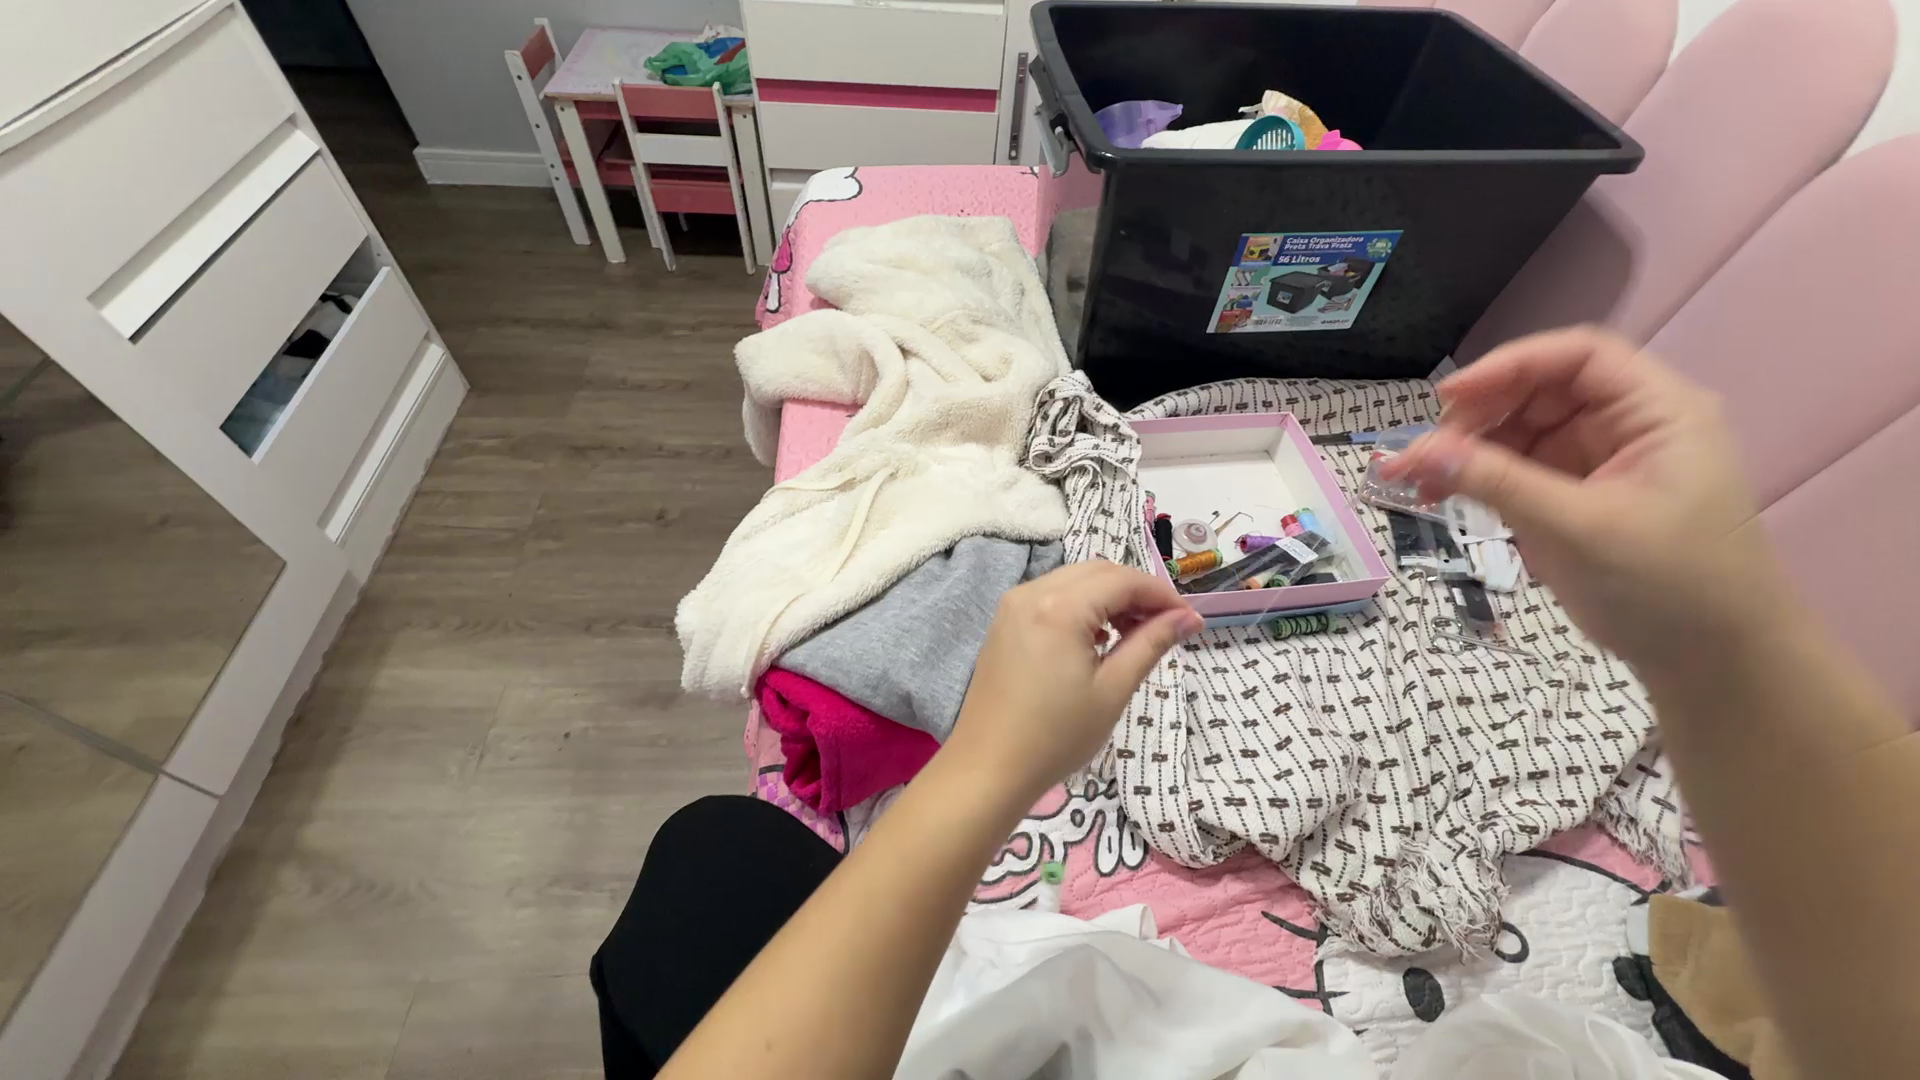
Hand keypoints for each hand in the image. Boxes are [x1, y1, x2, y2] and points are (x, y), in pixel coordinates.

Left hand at [942, 561, 1202, 810]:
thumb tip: (1188, 618)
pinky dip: (1081, 606)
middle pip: (1098, 572)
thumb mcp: (1112, 690)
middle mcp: (1031, 593)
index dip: (1162, 595)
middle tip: (1166, 627)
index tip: (1190, 621)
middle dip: (1136, 591)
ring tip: (1134, 636)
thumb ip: (1151, 644)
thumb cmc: (1056, 736)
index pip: (1123, 580)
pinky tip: (1096, 640)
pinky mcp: (1004, 622)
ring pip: (1074, 581)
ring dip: (1109, 597)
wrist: (988, 767)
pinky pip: (1051, 596)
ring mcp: (1012, 606)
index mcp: (1059, 607)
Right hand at [1379, 326, 1791, 668]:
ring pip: (1514, 430)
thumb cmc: (1667, 584)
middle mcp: (1625, 425)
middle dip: (1476, 416)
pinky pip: (1510, 470)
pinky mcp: (1569, 495)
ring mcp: (1595, 461)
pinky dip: (1471, 478)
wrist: (1709, 659)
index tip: (1447, 400)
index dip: (1509, 366)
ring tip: (1416, 482)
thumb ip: (1496, 483)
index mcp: (1656, 412)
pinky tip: (1436, 496)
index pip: (1578, 357)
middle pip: (1536, 391)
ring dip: (1463, 450)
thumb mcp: (1578, 527)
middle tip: (1425, 454)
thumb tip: (1415, 451)